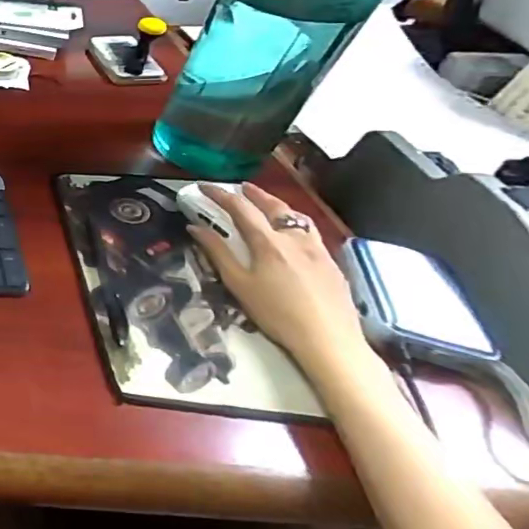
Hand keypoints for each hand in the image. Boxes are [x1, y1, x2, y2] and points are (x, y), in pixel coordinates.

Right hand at [185, 183, 370, 380]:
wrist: (329, 341)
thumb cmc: (276, 314)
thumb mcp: (239, 284)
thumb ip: (217, 253)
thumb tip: (195, 227)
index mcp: (268, 242)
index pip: (240, 209)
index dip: (220, 195)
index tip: (204, 187)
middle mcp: (295, 239)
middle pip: (274, 206)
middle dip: (255, 194)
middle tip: (240, 187)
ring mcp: (318, 250)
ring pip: (298, 217)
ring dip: (279, 206)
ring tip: (268, 205)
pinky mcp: (332, 264)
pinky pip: (311, 233)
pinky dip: (296, 223)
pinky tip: (293, 235)